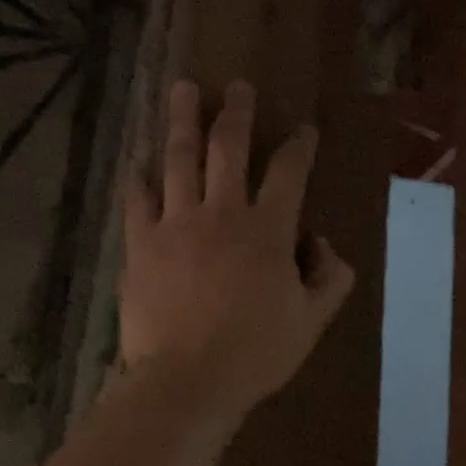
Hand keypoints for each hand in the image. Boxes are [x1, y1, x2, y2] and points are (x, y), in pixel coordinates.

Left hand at [118, 80, 354, 415]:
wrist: (187, 380)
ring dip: (183, 120)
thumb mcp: (311, 321)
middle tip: (236, 86)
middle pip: (229, 148)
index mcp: (268, 229)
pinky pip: (137, 200)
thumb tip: (321, 244)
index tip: (304, 129)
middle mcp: (221, 213)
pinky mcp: (140, 245)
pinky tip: (136, 161)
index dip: (299, 146)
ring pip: (179, 159)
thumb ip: (329, 278)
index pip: (289, 173)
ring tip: (182, 90)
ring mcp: (175, 225)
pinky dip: (137, 178)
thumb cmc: (255, 354)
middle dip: (236, 112)